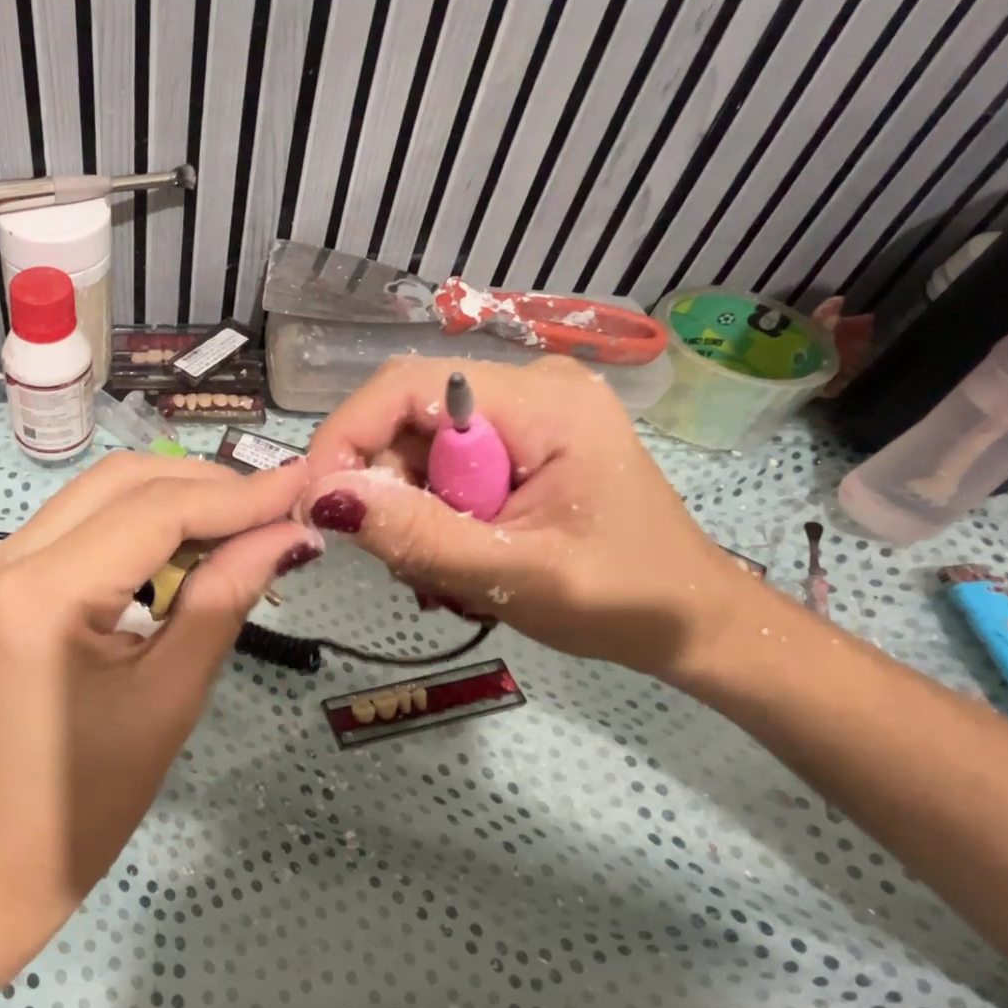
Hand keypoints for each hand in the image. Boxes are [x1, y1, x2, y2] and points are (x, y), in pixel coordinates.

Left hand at [0, 452, 318, 914]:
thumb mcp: (172, 694)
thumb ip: (225, 597)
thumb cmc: (94, 793)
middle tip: (276, 509)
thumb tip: (289, 532)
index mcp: (41, 594)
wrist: (4, 848)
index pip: (153, 510)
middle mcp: (3, 559)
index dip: (236, 494)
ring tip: (242, 527)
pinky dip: (135, 527)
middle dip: (205, 487)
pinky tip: (184, 549)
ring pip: (98, 496)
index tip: (304, 484)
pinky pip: (77, 526)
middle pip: (121, 482)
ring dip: (172, 500)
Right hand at [301, 356, 759, 677]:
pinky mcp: (517, 444)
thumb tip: (323, 498)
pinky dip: (429, 514)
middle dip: (384, 489)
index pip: (409, 385)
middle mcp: (529, 389)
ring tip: (442, 570)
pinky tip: (458, 555)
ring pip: (415, 447)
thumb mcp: (515, 575)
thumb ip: (419, 535)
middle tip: (399, 558)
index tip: (317, 501)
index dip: (348, 433)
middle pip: (407, 418)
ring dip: (407, 511)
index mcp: (544, 403)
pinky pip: (438, 466)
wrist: (691, 621)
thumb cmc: (623, 599)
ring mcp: (524, 415)